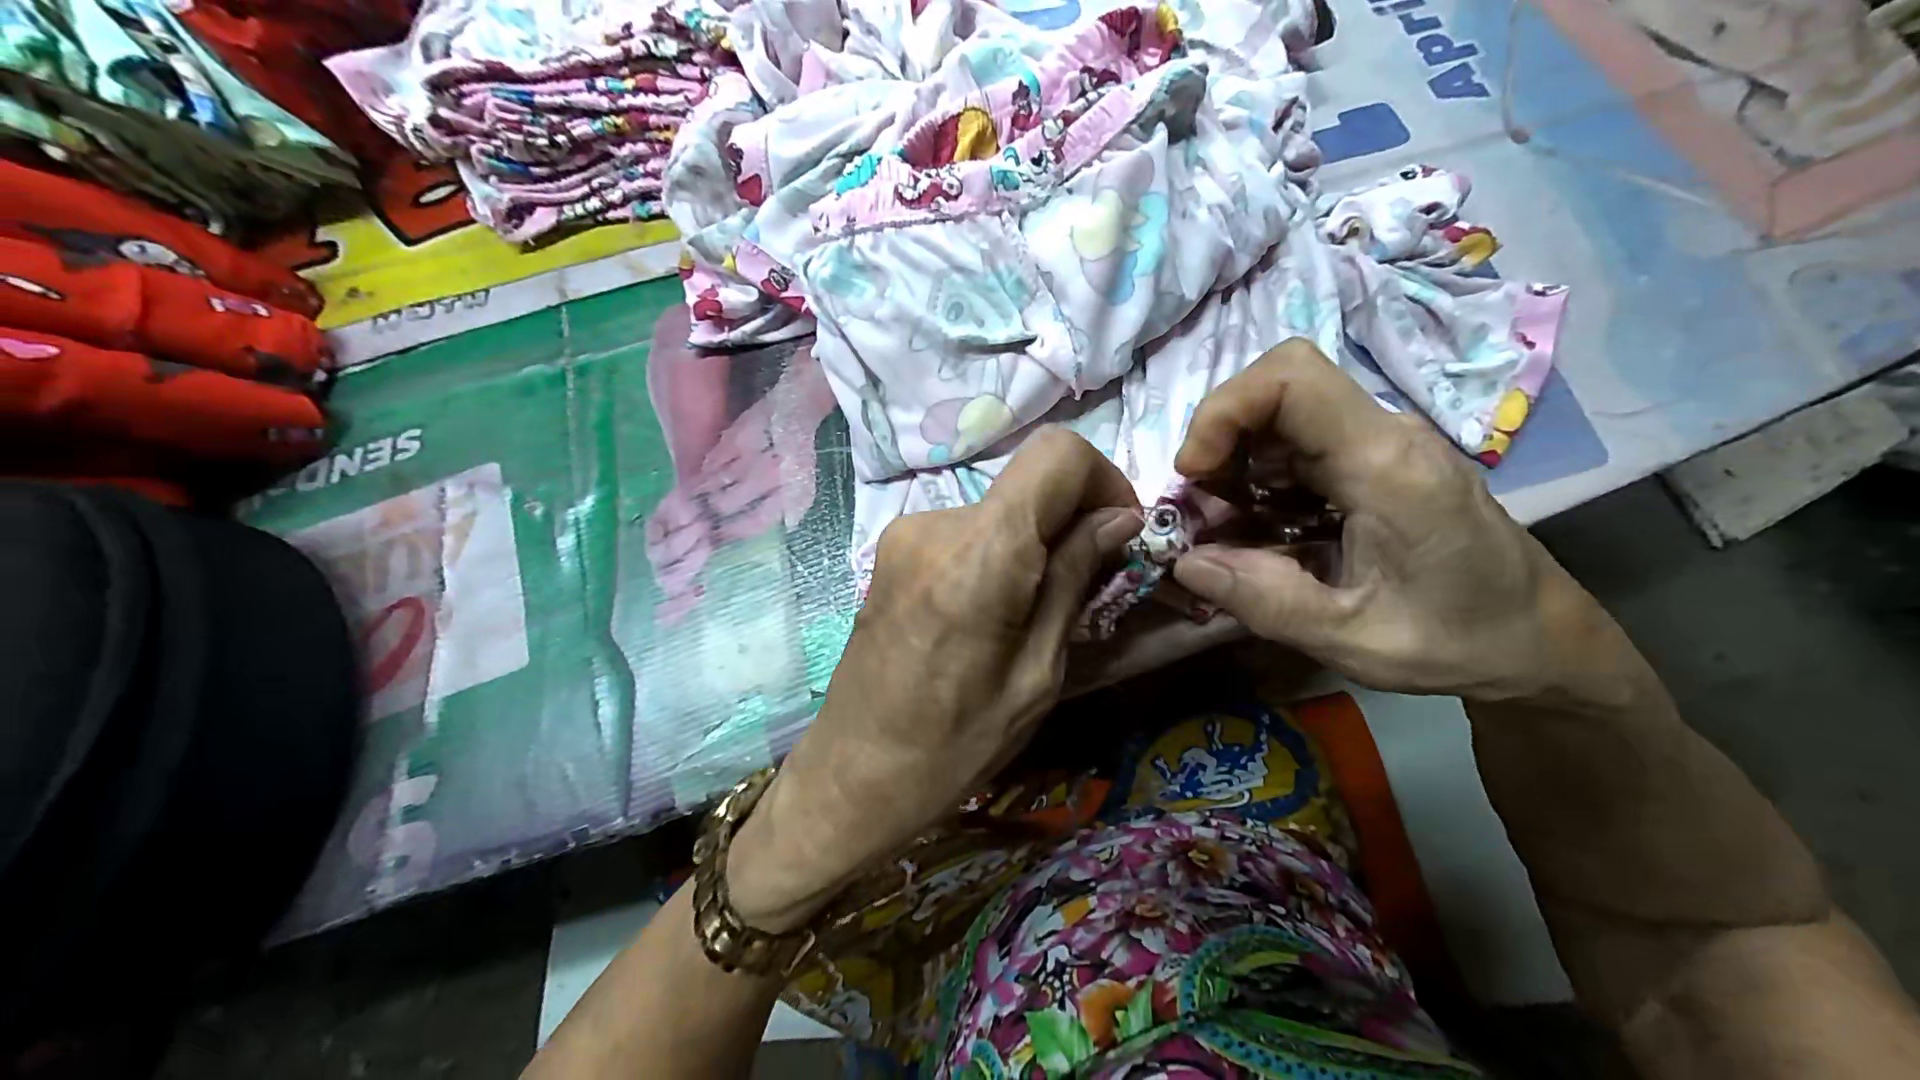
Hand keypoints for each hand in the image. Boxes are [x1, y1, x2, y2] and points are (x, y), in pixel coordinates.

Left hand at [724, 427, 1140, 929]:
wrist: (853, 774)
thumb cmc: (955, 745)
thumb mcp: (1037, 674)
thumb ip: (1073, 579)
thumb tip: (1119, 519)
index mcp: (981, 553)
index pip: (1058, 453)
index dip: (1103, 479)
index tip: (1120, 533)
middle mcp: (937, 522)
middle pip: (1030, 480)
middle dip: (1074, 518)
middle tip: (1092, 582)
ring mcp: (906, 533)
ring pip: (1001, 506)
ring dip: (1036, 539)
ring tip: (1040, 609)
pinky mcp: (893, 550)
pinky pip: (968, 529)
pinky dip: (1000, 551)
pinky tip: (998, 608)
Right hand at [1169, 339, 1627, 704]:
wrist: (1539, 638)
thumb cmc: (1458, 640)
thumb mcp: (1352, 639)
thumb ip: (1265, 601)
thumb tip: (1183, 562)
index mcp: (1385, 465)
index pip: (1290, 378)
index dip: (1223, 410)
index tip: (1194, 474)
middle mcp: (1382, 436)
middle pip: (1275, 392)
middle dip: (1218, 445)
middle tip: (1201, 515)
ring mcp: (1377, 446)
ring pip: (1279, 420)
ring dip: (1233, 467)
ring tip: (1225, 533)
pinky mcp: (1370, 464)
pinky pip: (1295, 448)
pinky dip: (1256, 481)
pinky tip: (1258, 531)